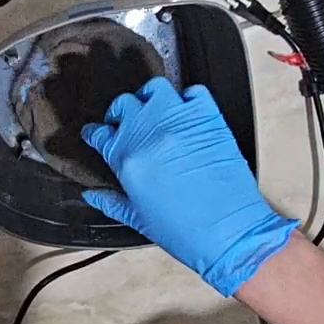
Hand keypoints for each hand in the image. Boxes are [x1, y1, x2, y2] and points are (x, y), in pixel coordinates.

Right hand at [83, 77, 295, 296]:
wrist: (230, 233)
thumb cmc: (187, 232)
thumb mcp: (139, 219)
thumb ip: (111, 202)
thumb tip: (94, 195)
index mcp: (128, 160)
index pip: (100, 134)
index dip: (96, 134)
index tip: (98, 134)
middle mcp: (150, 135)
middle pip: (124, 105)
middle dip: (120, 113)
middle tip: (125, 122)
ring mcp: (179, 122)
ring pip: (155, 89)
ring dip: (150, 97)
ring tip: (152, 110)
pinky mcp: (208, 119)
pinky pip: (193, 92)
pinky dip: (187, 98)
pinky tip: (185, 112)